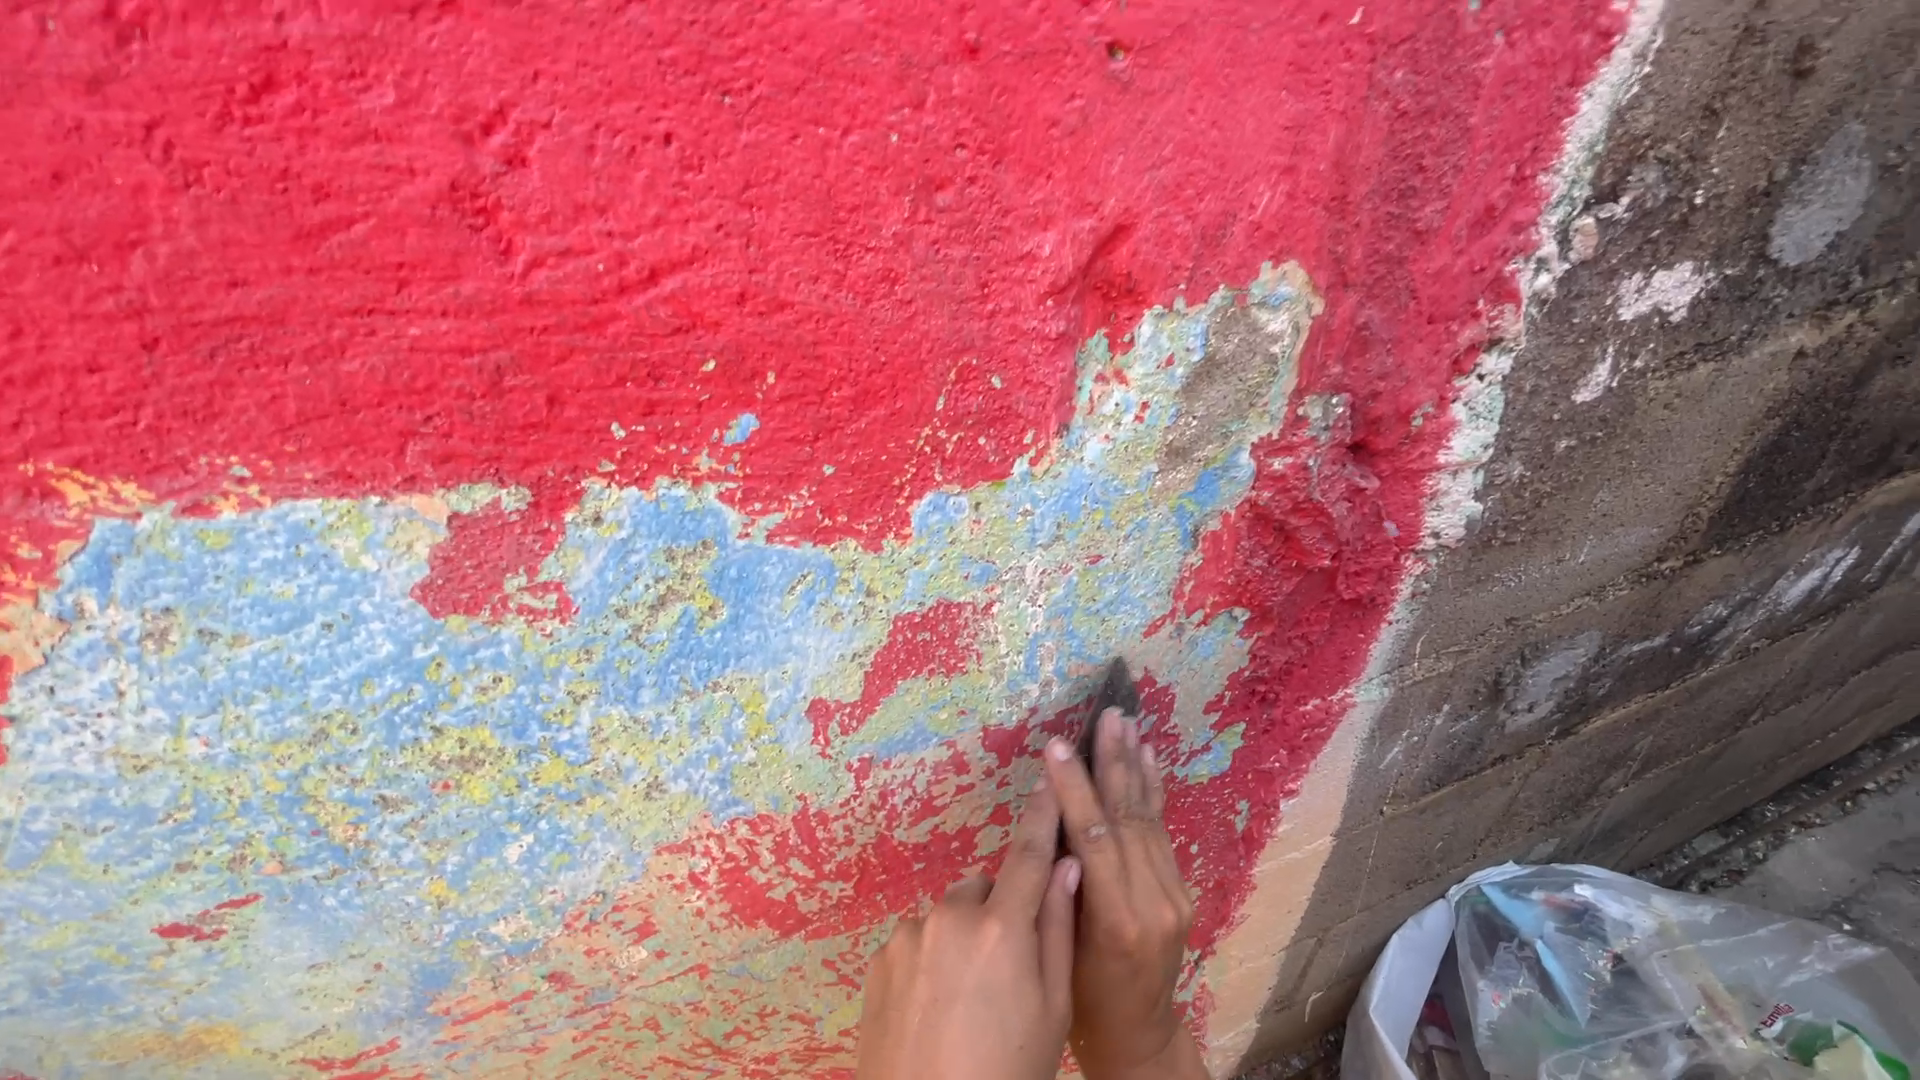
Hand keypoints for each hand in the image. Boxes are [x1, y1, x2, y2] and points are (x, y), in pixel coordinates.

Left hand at [856, 778, 1082, 1079]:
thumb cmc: (1006, 1071)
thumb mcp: (1051, 1010)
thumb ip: (1057, 930)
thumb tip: (1067, 866)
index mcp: (1001, 929)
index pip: (1029, 853)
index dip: (1043, 813)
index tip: (1052, 773)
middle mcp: (950, 916)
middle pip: (985, 888)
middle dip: (999, 910)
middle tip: (1007, 968)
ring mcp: (910, 934)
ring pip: (949, 914)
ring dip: (963, 935)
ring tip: (967, 997)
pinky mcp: (881, 956)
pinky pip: (918, 937)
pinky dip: (931, 955)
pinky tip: (935, 1004)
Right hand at [1046, 708, 1207, 1079]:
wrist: (1137, 1033)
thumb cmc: (1079, 995)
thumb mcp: (1057, 944)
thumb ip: (1060, 882)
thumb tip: (1050, 816)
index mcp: (1117, 920)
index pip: (1093, 838)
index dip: (1074, 788)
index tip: (1058, 745)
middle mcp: (1154, 901)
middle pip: (1126, 818)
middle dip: (1112, 761)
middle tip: (1106, 714)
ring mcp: (1175, 894)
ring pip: (1148, 818)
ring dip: (1134, 765)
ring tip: (1126, 722)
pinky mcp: (1183, 889)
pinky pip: (1162, 831)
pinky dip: (1153, 790)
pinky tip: (1149, 758)